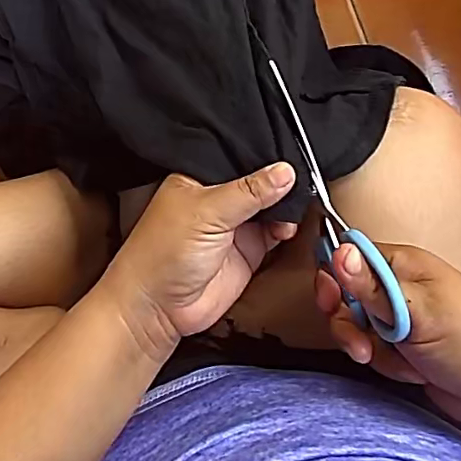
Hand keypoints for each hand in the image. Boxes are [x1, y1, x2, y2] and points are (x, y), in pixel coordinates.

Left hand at [99, 163, 298, 357]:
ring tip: (295, 204)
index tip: (290, 151)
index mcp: (202, 176)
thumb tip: (284, 172)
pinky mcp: (250, 247)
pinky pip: (277, 230)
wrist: (160, 309)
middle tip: (300, 178)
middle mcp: (220, 195)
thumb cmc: (162, 254)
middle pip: (260, 179)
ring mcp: (236, 222)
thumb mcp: (208, 212)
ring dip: (287, 204)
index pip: (239, 154)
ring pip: (273, 204)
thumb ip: (249, 192)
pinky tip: (288, 226)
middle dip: (281, 179)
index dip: (264, 152)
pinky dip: (288, 227)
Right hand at [316, 242, 460, 427]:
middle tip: (363, 339)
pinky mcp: (406, 346)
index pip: (351, 256)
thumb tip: (341, 252)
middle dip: (349, 322)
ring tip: (398, 357)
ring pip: (358, 327)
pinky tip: (412, 369)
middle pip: (347, 295)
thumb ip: (374, 286)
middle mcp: (401, 286)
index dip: (335, 277)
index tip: (333, 301)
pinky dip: (387, 364)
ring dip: (371, 348)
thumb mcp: (419, 312)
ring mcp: (403, 318)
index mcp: (404, 264)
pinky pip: (375, 351)